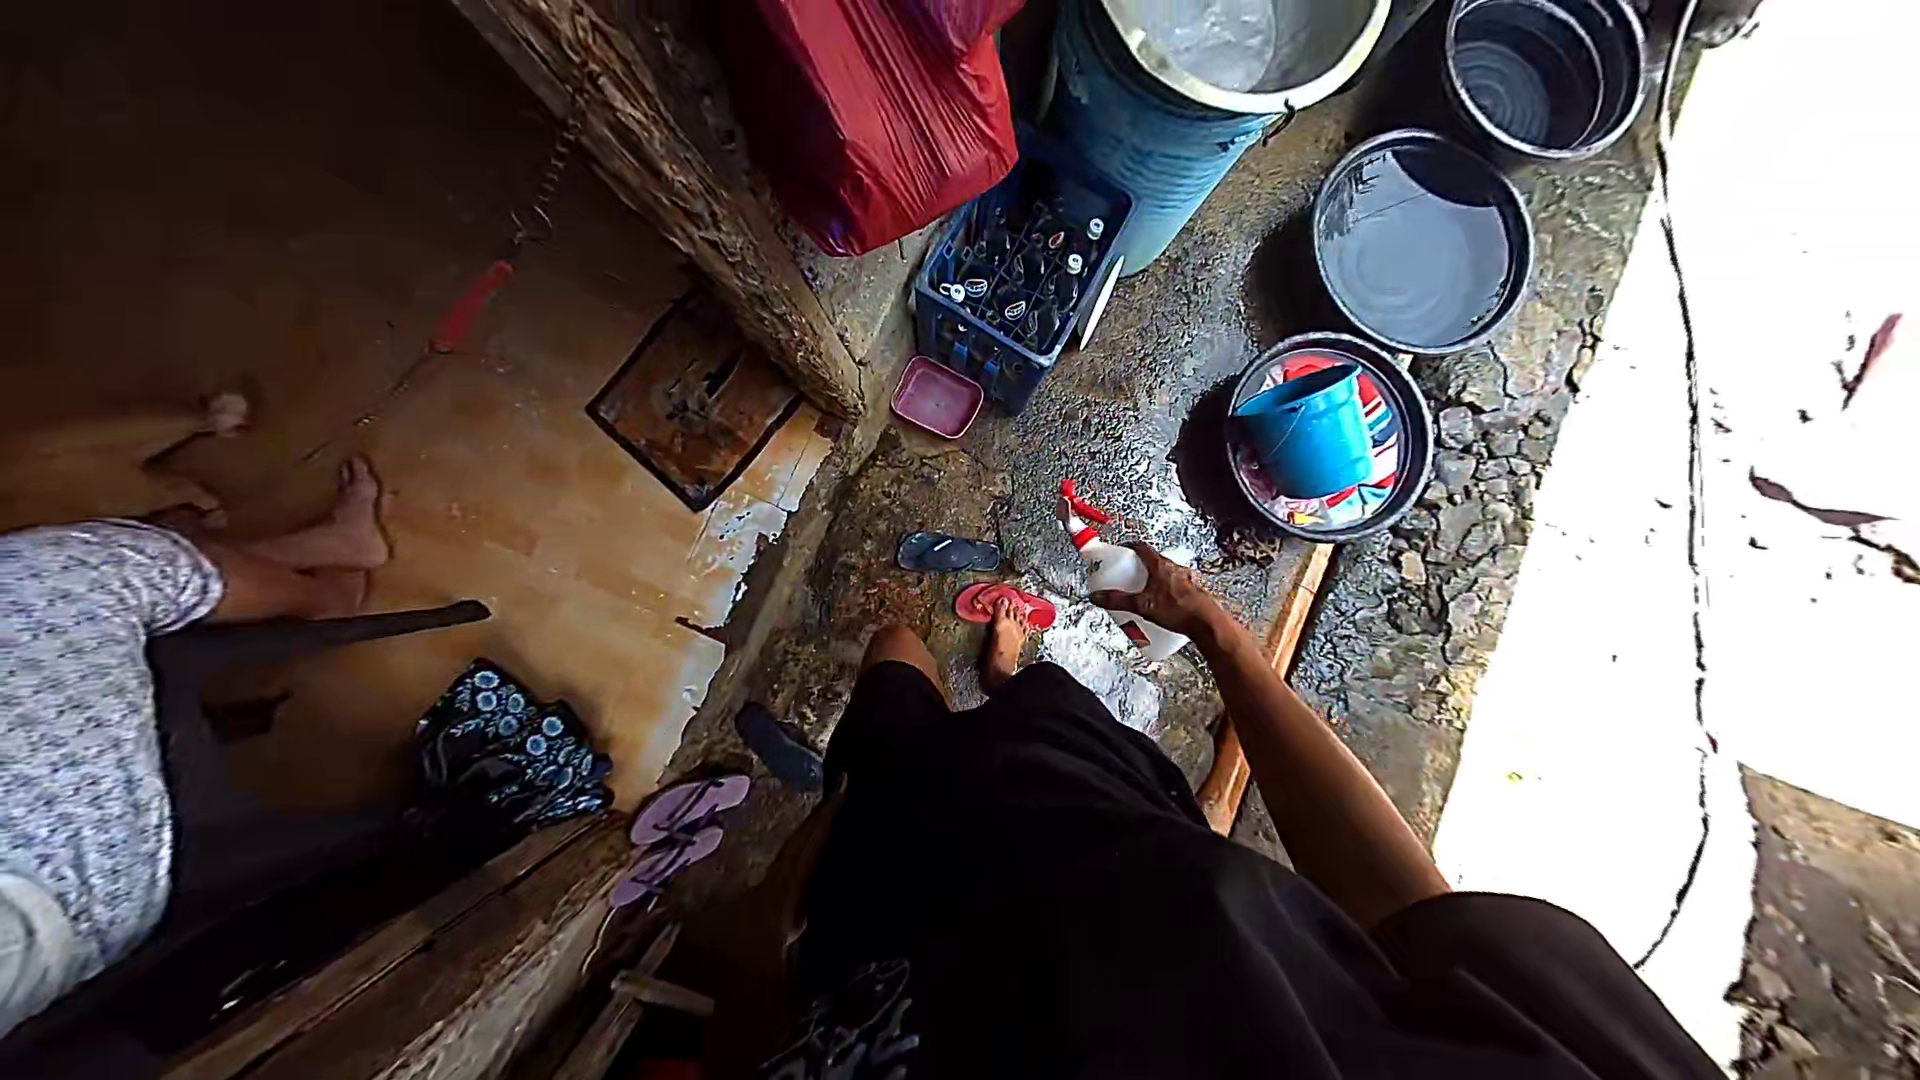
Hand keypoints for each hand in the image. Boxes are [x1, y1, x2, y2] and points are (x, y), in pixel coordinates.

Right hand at [1089, 542, 1229, 640]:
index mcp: (1161, 566)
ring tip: (1144, 595)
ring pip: (1166, 575)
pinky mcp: (1194, 593)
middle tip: (1129, 577)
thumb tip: (1098, 597)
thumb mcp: (1142, 606)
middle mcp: (1176, 569)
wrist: (1208, 624)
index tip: (1122, 550)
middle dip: (1139, 568)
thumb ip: (1118, 601)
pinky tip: (1163, 607)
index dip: (1130, 548)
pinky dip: (1166, 593)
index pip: (1142, 548)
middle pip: (1154, 562)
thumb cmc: (1181, 611)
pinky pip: (1176, 588)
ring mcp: (1187, 580)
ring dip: (1154, 581)